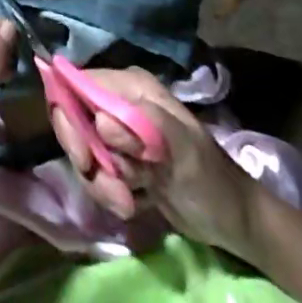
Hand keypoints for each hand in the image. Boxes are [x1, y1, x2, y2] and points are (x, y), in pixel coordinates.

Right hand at [49, 67, 262, 255]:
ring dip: (103, 183)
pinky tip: (133, 205)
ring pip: (86, 151)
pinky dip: (110, 193)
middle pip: (76, 119)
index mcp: (134, 87)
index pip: (81, 84)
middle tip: (114, 188)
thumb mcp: (184, 148)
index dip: (71, 116)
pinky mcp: (122, 160)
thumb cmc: (210, 178)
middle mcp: (121, 102)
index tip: (84, 157)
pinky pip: (97, 172)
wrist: (231, 218)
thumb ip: (144, 126)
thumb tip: (100, 121)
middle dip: (89, 159)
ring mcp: (120, 132)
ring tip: (130, 201)